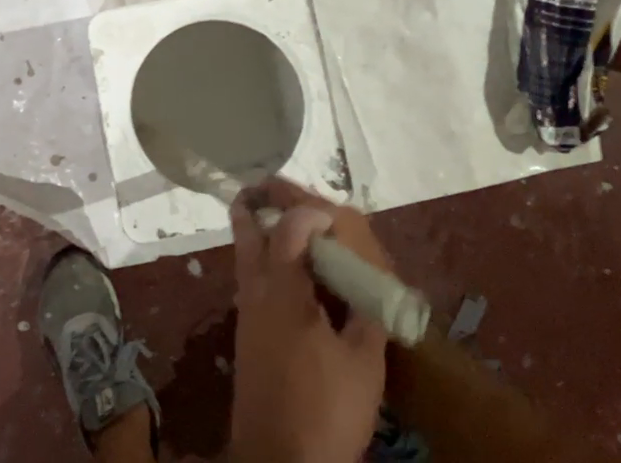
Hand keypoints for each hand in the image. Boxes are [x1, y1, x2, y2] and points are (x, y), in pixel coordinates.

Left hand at [228, 179, 391, 462]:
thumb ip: (369, 316)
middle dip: (257, 203)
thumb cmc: (326, 408)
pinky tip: (291, 272)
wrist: (278, 458)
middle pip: (245, 231)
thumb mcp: (364, 364)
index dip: (308, 211)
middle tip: (274, 185)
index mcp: (284, 292)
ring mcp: (246, 312)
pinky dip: (264, 260)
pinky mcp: (246, 332)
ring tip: (288, 221)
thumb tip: (376, 285)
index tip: (331, 211)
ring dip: (259, 230)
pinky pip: (250, 278)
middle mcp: (255, 292)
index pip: (288, 230)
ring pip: (244, 254)